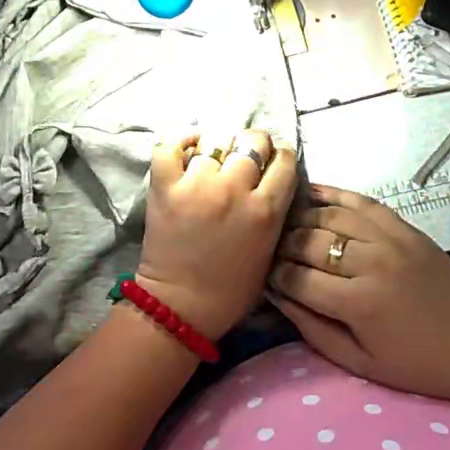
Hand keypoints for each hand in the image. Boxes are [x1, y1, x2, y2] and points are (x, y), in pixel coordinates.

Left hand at [135, 130, 297, 340]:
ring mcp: (198, 186)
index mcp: (266, 209)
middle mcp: (236, 190)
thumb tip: (270, 182)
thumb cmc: (232, 289)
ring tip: (210, 160)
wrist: (181, 308)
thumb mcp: (270, 250)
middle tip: (243, 157)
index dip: (279, 156)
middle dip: (252, 144)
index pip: (284, 159)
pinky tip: (187, 148)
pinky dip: (179, 141)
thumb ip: (274, 212)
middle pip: (252, 140)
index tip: (271, 162)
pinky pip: (170, 145)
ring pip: (214, 142)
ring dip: (216, 149)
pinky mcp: (165, 188)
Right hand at [267, 184, 449, 406]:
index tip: (260, 277)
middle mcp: (370, 261)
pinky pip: (360, 201)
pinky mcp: (403, 225)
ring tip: (282, 224)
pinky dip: (333, 194)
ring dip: (300, 218)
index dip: (272, 276)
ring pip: (329, 215)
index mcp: (358, 302)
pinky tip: (311, 192)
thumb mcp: (360, 362)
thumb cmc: (417, 363)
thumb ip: (313, 328)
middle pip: (307, 241)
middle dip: (280, 246)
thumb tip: (275, 297)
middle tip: (266, 251)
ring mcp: (388, 237)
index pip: (296, 278)